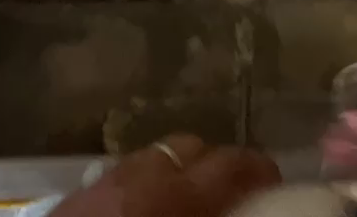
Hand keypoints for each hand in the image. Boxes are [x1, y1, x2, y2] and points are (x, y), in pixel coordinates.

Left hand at [52, 134, 281, 216]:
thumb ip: (213, 212)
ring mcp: (107, 177)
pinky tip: (148, 211)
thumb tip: (234, 205)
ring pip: (155, 155)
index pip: (228, 163)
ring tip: (191, 202)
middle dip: (215, 163)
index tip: (276, 179)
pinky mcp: (80, 193)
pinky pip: (125, 172)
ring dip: (179, 170)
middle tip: (233, 194)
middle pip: (190, 145)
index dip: (257, 167)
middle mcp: (142, 171)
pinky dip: (145, 181)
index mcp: (174, 193)